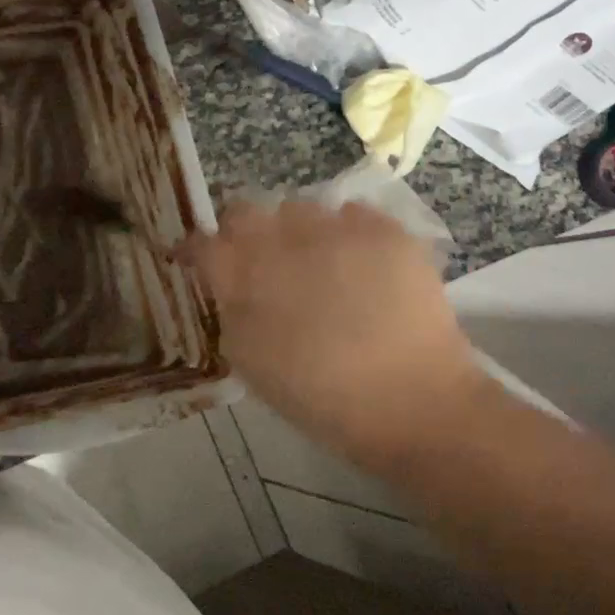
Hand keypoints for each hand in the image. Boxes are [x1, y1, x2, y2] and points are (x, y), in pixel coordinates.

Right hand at [178, 200, 486, 462]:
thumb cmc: (320, 394)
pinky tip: (361, 266)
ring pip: (301, 208)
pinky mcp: (385, 232)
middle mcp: (282, 237)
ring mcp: (336, 229)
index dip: (198, 251)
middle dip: (247, 233)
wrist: (416, 405)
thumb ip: (228, 308)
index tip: (201, 265)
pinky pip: (353, 215)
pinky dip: (349, 233)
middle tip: (265, 266)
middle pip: (246, 212)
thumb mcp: (249, 359)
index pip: (202, 242)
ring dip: (299, 231)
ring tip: (318, 264)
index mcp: (243, 273)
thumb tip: (223, 281)